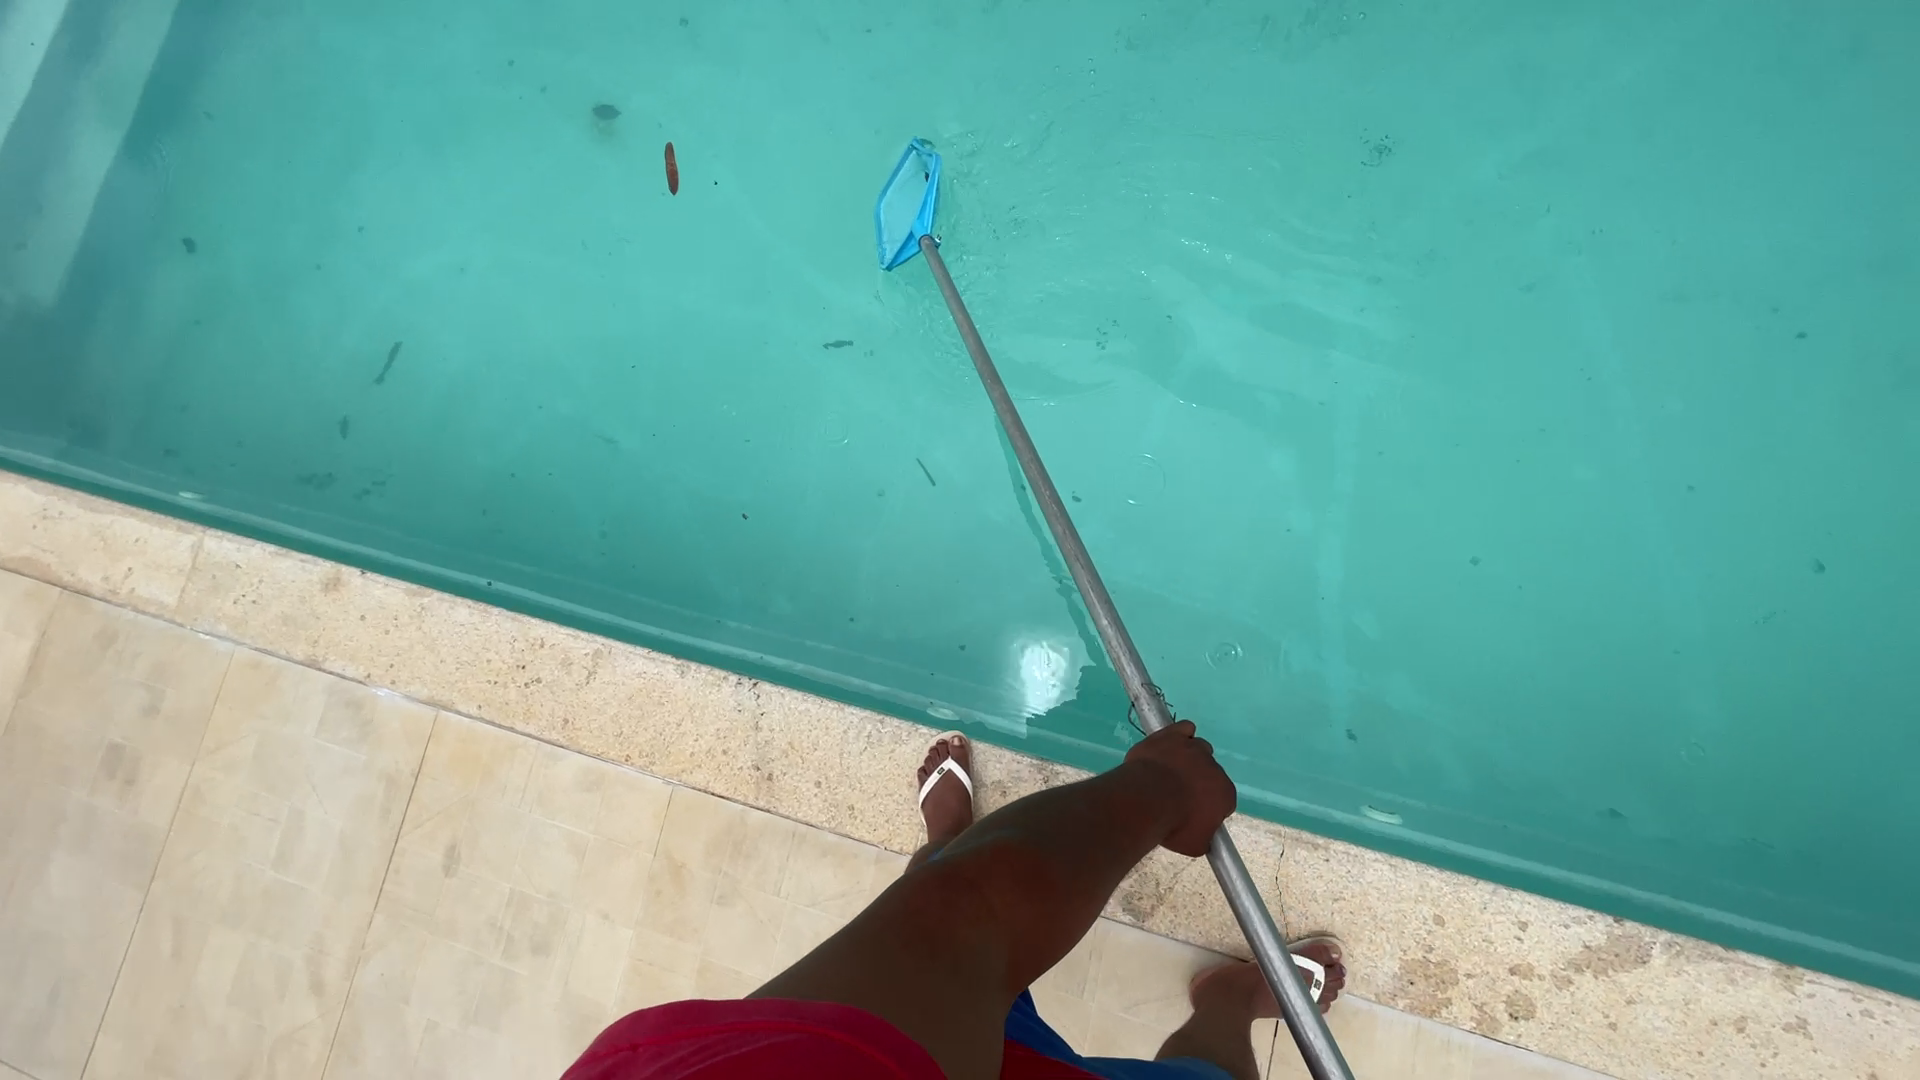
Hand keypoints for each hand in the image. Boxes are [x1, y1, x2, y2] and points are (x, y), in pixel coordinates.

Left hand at [1123, 720, 1235, 856]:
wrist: (1147, 798)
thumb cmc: (1173, 825)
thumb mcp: (1194, 845)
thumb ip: (1204, 838)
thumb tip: (1204, 839)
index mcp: (1225, 793)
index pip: (1222, 798)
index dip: (1207, 804)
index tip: (1191, 811)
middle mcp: (1215, 767)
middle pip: (1209, 772)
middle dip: (1196, 781)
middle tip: (1176, 792)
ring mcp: (1194, 748)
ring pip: (1198, 748)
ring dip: (1189, 758)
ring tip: (1170, 769)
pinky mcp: (1174, 735)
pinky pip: (1184, 728)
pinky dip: (1181, 733)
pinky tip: (1171, 742)